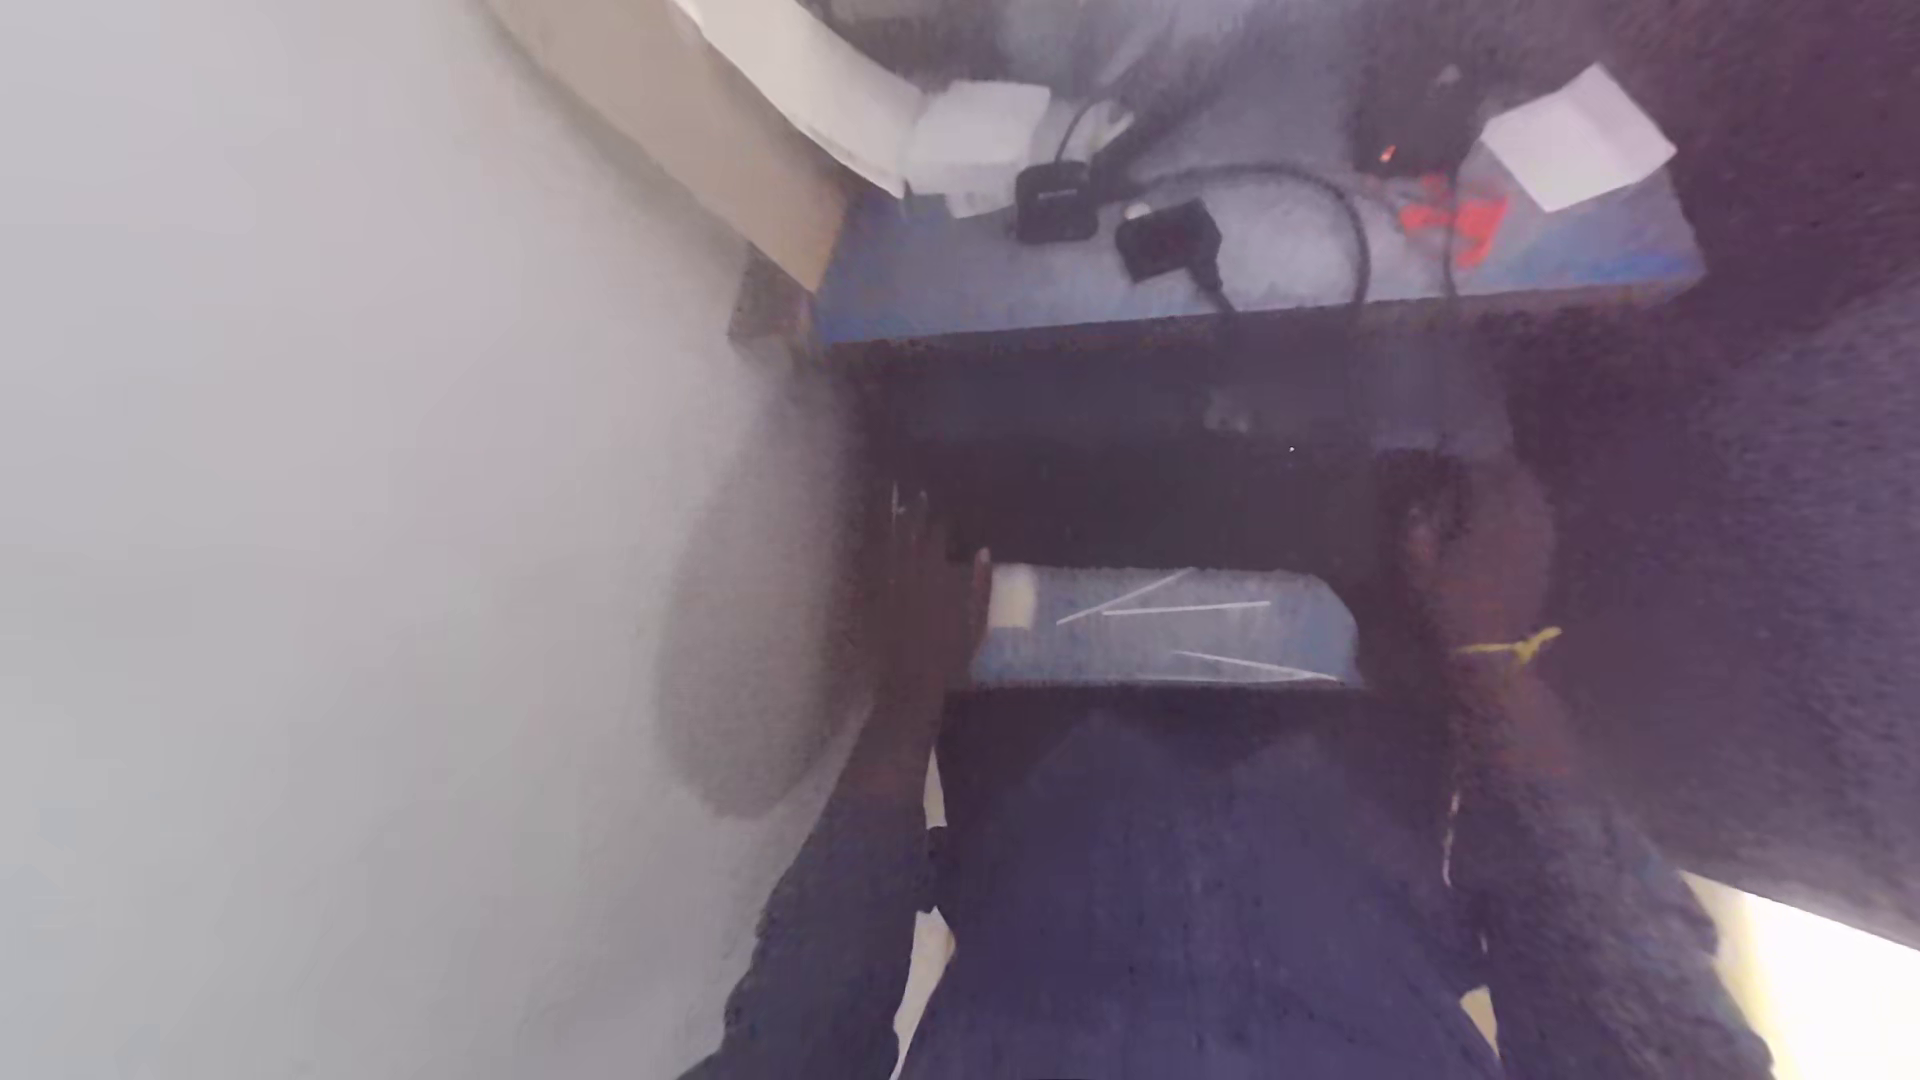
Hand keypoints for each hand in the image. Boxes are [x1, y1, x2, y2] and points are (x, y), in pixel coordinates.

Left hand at [881, 493, 990, 698]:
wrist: (911, 684)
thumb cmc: (950, 658)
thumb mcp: (977, 624)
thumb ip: (982, 586)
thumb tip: (984, 551)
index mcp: (936, 582)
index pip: (936, 541)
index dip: (937, 523)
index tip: (939, 508)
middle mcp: (909, 578)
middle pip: (908, 536)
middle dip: (911, 512)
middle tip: (913, 492)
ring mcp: (886, 587)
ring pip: (885, 544)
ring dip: (886, 518)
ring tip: (885, 495)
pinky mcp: (871, 598)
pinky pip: (867, 564)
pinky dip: (868, 544)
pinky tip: (867, 530)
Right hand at [1402, 456, 1555, 650]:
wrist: (1487, 644)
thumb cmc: (1444, 604)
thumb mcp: (1415, 567)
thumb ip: (1417, 528)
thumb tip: (1422, 502)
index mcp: (1488, 522)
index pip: (1483, 475)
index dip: (1465, 460)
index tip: (1447, 452)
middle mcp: (1521, 523)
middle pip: (1515, 478)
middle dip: (1494, 464)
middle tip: (1471, 458)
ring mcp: (1538, 538)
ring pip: (1533, 494)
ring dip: (1513, 479)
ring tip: (1492, 473)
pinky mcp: (1544, 552)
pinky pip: (1540, 513)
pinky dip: (1527, 499)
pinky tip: (1513, 501)